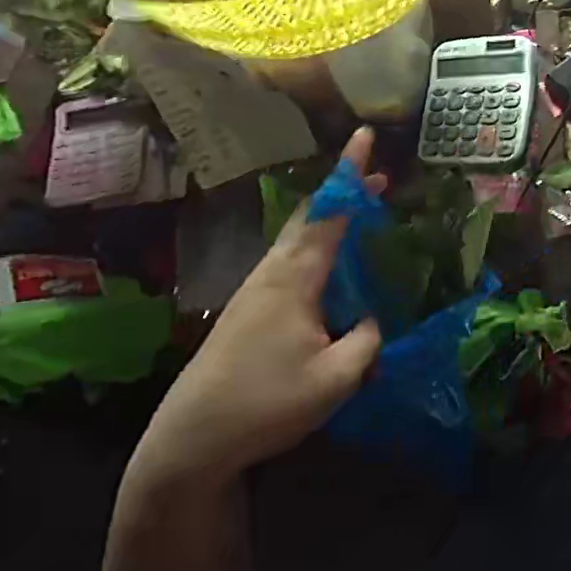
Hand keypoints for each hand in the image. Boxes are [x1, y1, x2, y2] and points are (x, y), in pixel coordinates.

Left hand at [133, 129, 386, 486]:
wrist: (193, 435)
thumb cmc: (266, 403)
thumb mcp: (335, 379)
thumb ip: (366, 341)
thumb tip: (373, 320)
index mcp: (294, 278)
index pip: (329, 213)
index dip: (350, 173)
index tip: (365, 135)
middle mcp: (271, 273)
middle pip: (308, 218)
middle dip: (344, 194)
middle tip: (377, 182)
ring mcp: (254, 290)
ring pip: (296, 240)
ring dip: (329, 223)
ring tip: (359, 223)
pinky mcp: (247, 309)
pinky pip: (288, 263)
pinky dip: (315, 250)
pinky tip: (327, 274)